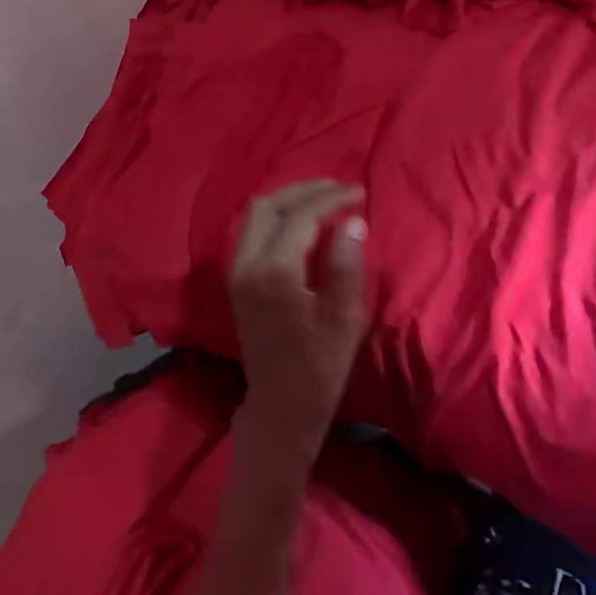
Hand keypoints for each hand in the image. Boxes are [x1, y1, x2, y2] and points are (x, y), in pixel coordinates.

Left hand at [228, 180, 368, 446]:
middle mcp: (246, 264)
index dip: (330, 199)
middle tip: (340, 189)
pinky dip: (275, 216)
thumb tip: (353, 221)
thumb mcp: (343, 320)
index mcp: (274, 273)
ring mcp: (235, 270)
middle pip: (268, 206)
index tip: (360, 192)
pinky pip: (250, 231)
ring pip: (254, 215)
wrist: (279, 405)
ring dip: (287, 200)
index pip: (300, 217)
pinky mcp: (235, 278)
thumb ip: (345, 266)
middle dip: (304, 190)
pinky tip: (301, 221)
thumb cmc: (319, 369)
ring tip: (324, 199)